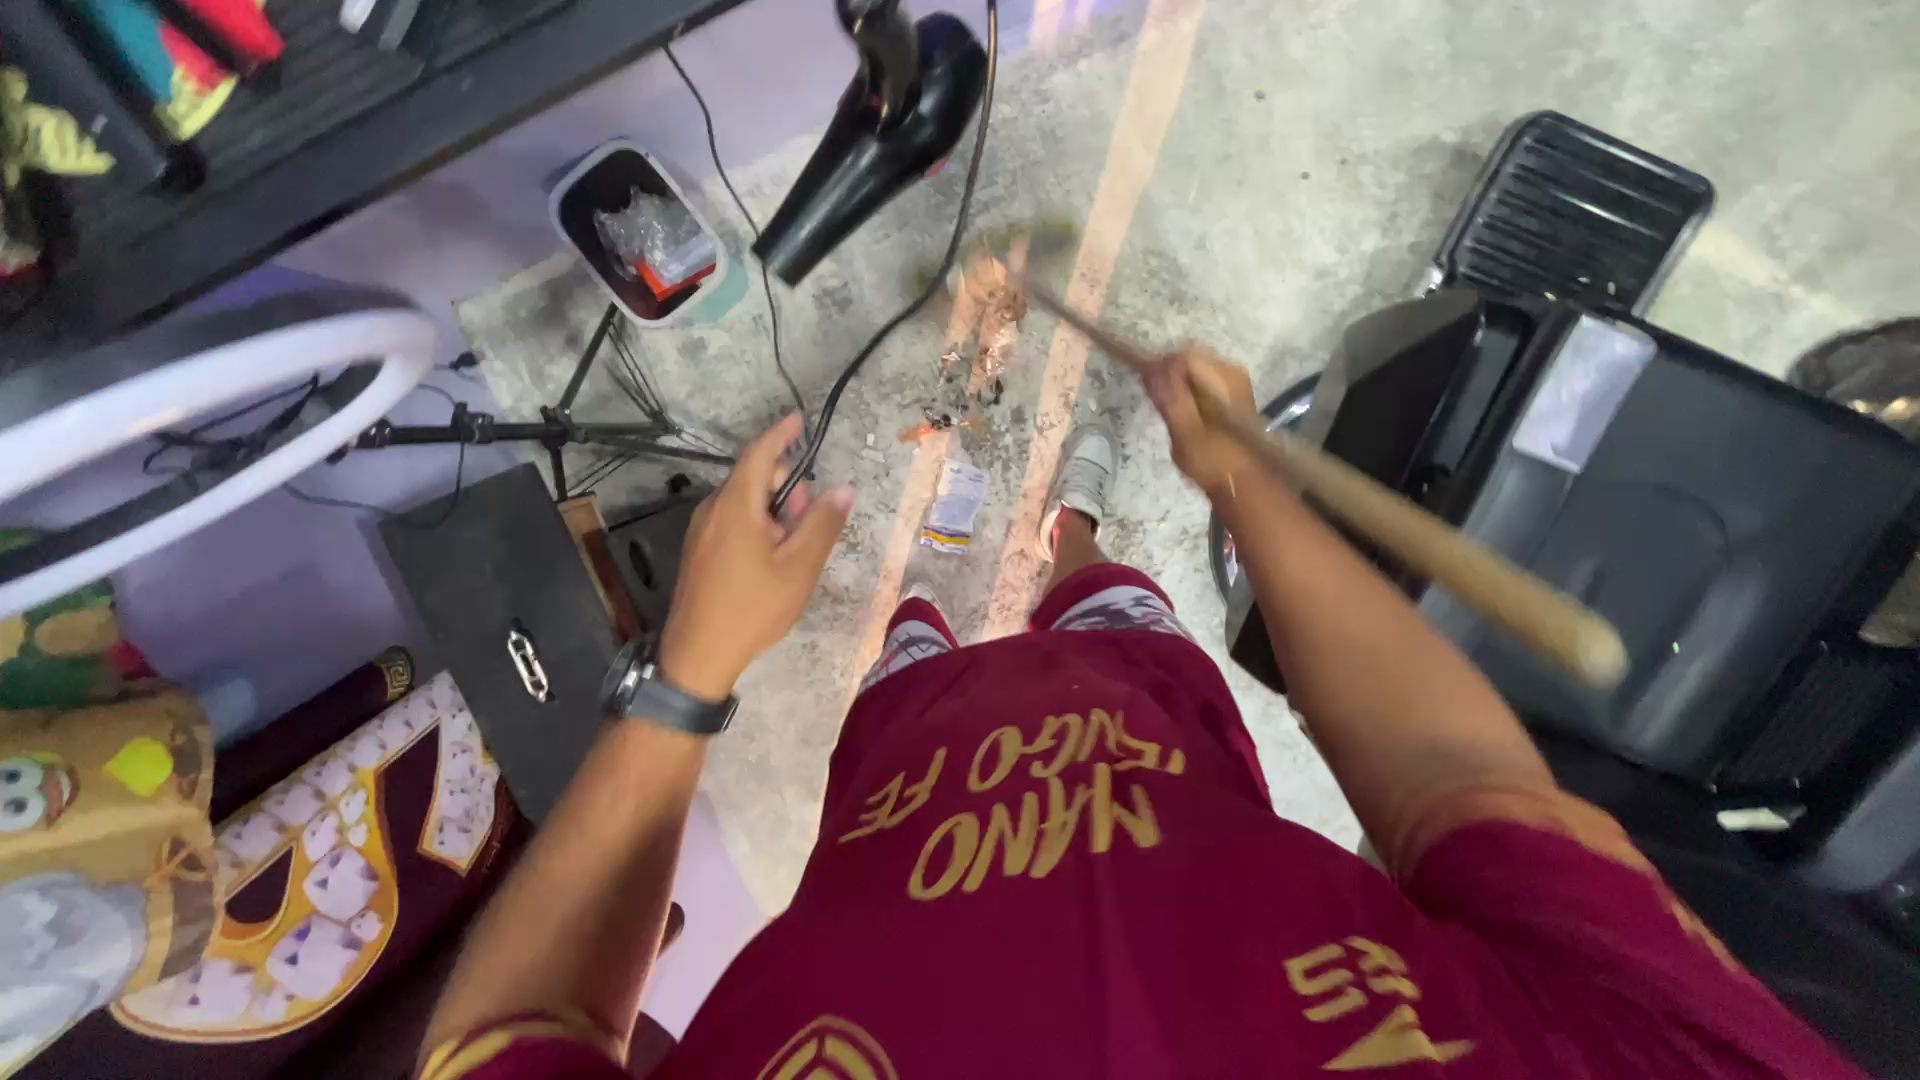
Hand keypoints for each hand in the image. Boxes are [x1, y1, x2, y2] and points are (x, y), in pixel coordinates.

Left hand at [656, 414, 853, 701]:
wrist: (698, 655)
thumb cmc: (753, 608)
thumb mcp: (799, 567)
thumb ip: (822, 524)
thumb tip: (843, 489)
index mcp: (736, 506)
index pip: (760, 454)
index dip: (781, 434)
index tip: (800, 420)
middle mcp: (713, 510)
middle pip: (755, 479)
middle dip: (788, 489)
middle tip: (811, 522)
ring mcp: (702, 531)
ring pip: (745, 503)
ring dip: (775, 513)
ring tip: (793, 551)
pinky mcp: (699, 551)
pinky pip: (733, 521)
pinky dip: (758, 526)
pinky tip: (771, 562)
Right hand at [1144, 346, 1259, 498]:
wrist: (1248, 484)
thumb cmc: (1216, 462)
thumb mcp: (1187, 433)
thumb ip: (1170, 399)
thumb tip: (1150, 369)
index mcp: (1223, 378)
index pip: (1182, 356)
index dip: (1159, 368)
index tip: (1145, 388)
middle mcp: (1231, 372)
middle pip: (1188, 358)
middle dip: (1167, 374)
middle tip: (1154, 400)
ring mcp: (1233, 382)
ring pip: (1193, 369)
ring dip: (1175, 384)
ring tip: (1165, 409)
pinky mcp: (1230, 394)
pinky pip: (1200, 380)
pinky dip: (1185, 390)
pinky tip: (1180, 411)